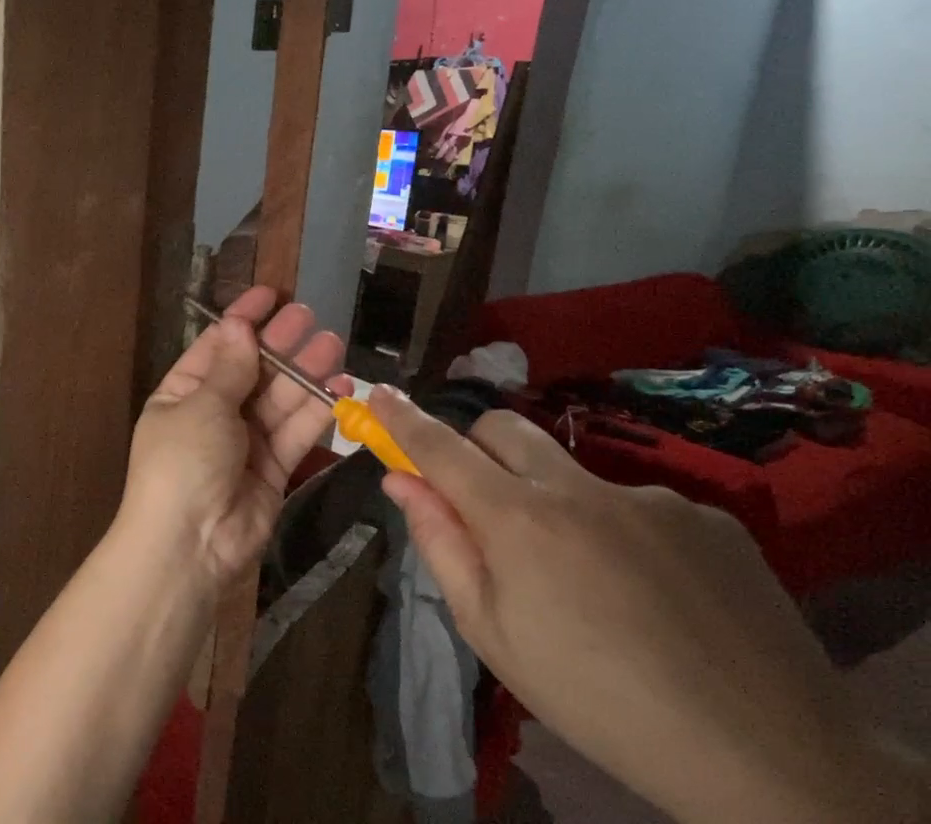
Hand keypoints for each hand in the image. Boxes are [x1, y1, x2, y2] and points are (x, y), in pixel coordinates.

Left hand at [120, 286, 344, 584]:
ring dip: (304, 373)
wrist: (189, 543)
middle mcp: (213, 413)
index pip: (216, 348)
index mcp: (181, 393)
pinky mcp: (273, 469)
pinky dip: (318, 411)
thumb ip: (230, 370)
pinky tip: (341, 387)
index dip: (242, 320)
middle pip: (252, 371)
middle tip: (310, 316)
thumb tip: (239, 327)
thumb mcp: (201, 407)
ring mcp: (244, 442)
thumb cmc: (183, 462)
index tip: (270, 294)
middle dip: (279, 344)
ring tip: (333, 343)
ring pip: (279, 399)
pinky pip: (297, 432)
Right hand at [372, 388, 926, 823]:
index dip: (402, 418)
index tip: (377, 394)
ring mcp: (653, 499)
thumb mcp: (490, 632)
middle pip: (504, 429)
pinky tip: (650, 594)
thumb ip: (442, 545)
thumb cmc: (594, 699)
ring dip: (555, 503)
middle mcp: (581, 489)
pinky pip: (640, 506)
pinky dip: (621, 532)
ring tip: (589, 583)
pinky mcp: (711, 520)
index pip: (441, 447)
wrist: (767, 752)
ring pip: (574, 474)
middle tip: (480, 503)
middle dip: (475, 448)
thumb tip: (402, 482)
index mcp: (517, 519)